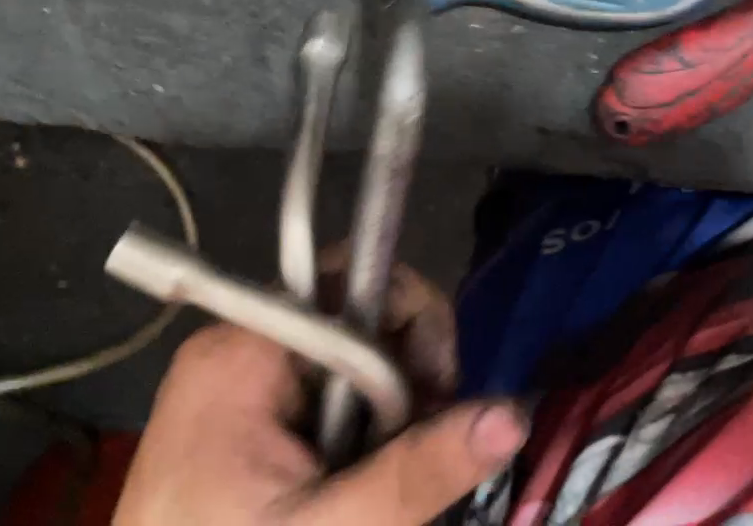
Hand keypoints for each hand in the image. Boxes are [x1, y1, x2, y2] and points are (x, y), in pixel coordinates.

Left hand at [113, 265, 527, 525]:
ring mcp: (236, 376)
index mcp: (245, 347)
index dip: (417, 323)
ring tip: (382, 475)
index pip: (359, 277)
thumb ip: (418, 469)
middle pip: (363, 315)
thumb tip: (515, 413)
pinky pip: (328, 385)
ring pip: (354, 355)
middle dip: (408, 377)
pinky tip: (356, 473)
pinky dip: (361, 424)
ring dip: (390, 408)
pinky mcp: (240, 410)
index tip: (438, 397)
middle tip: (417, 448)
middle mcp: (239, 342)